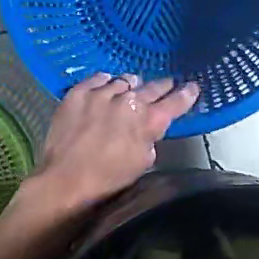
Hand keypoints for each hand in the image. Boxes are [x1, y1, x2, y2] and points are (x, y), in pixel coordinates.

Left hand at [23, 73, 199, 212]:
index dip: (186, 94)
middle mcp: (130, 101)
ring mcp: (103, 93)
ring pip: (124, 81)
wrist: (66, 179)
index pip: (176, 102)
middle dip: (162, 86)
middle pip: (152, 87)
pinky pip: (98, 78)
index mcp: (149, 121)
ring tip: (130, 88)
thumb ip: (149, 141)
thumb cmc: (108, 179)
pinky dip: (105, 82)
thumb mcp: (142, 164)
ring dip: (130, 86)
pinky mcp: (79, 92)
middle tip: (166, 84)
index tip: (192, 87)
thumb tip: (146, 133)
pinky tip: (105, 86)